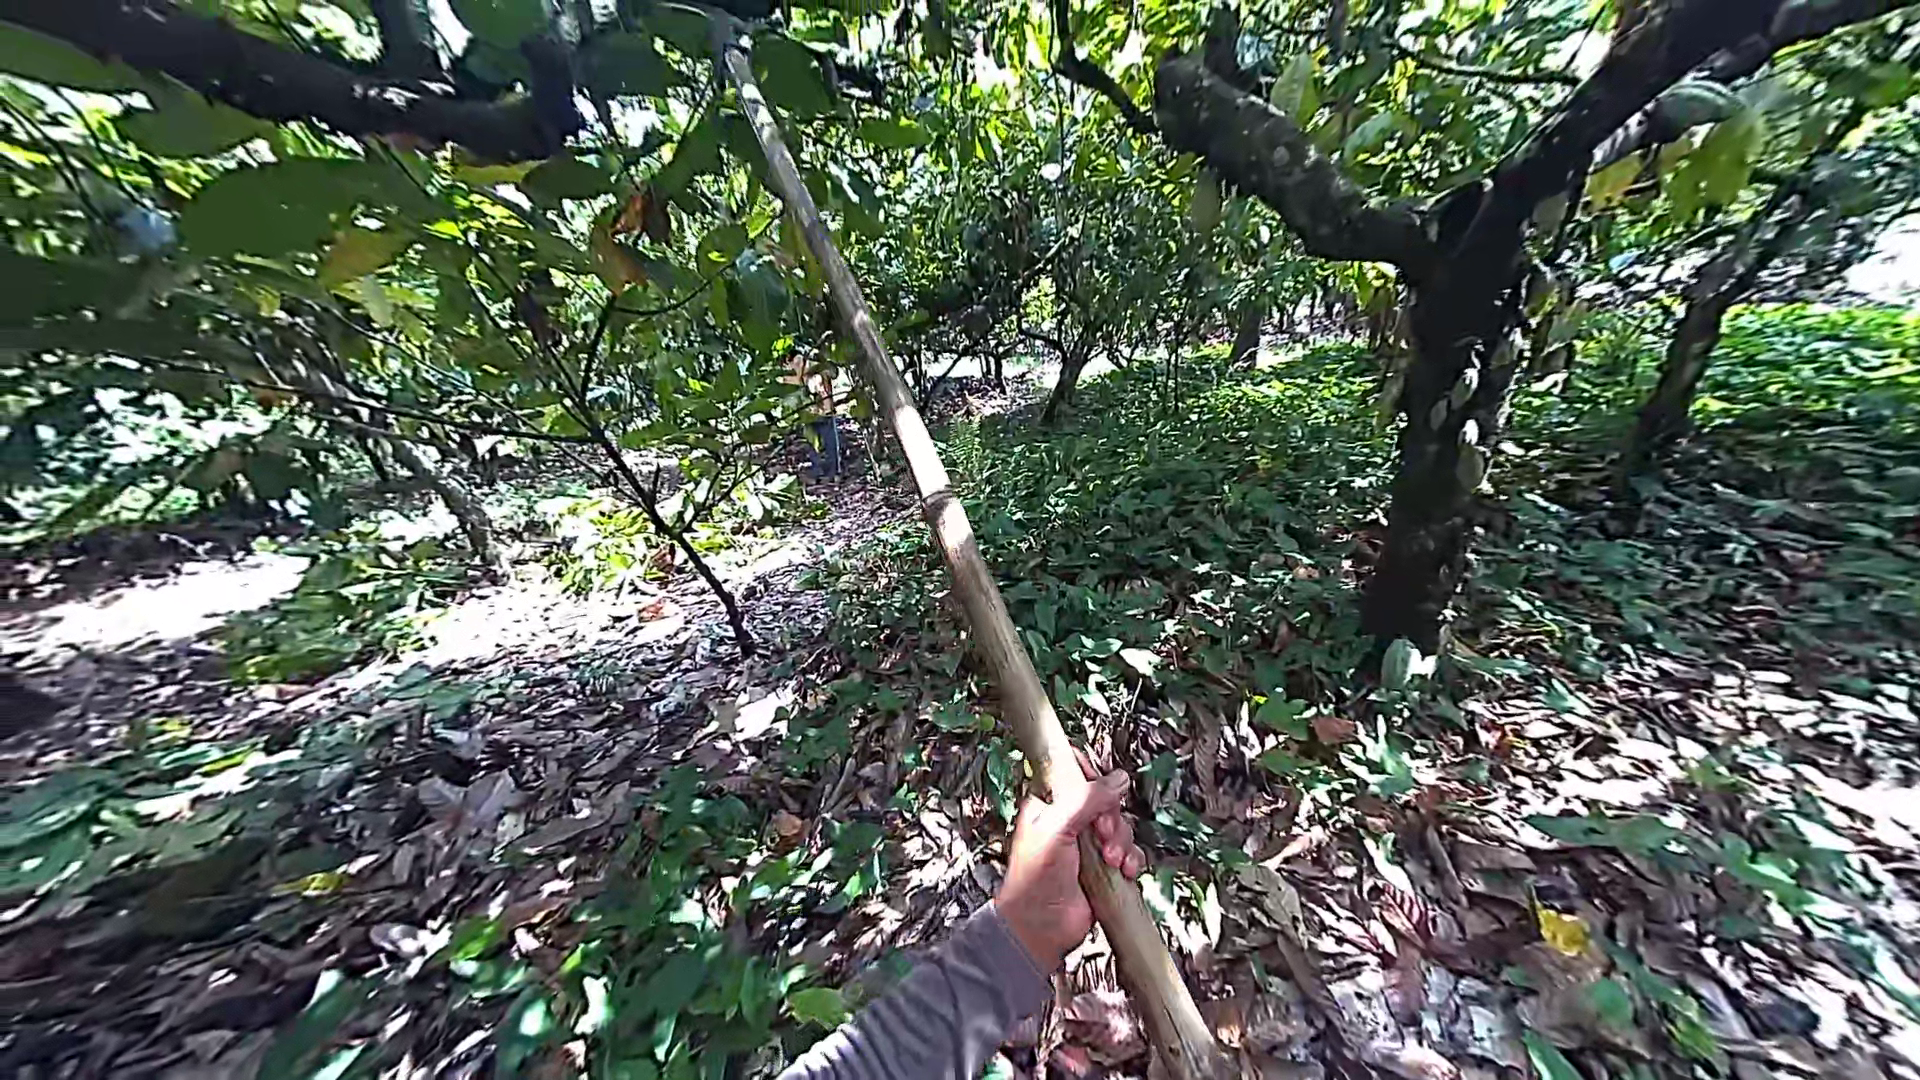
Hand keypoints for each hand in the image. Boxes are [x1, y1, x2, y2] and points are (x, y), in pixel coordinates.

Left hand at [995, 761, 1145, 972]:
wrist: (1040, 927)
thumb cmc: (1034, 878)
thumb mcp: (1056, 828)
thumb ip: (1086, 800)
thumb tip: (1117, 779)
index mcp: (1050, 801)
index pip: (1077, 773)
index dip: (1093, 782)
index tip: (1097, 797)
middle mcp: (1070, 818)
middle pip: (1105, 800)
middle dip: (1110, 818)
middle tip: (1101, 835)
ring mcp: (1087, 843)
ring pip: (1119, 825)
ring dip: (1121, 841)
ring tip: (1110, 859)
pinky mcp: (1104, 866)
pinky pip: (1129, 852)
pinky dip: (1131, 859)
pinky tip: (1123, 870)